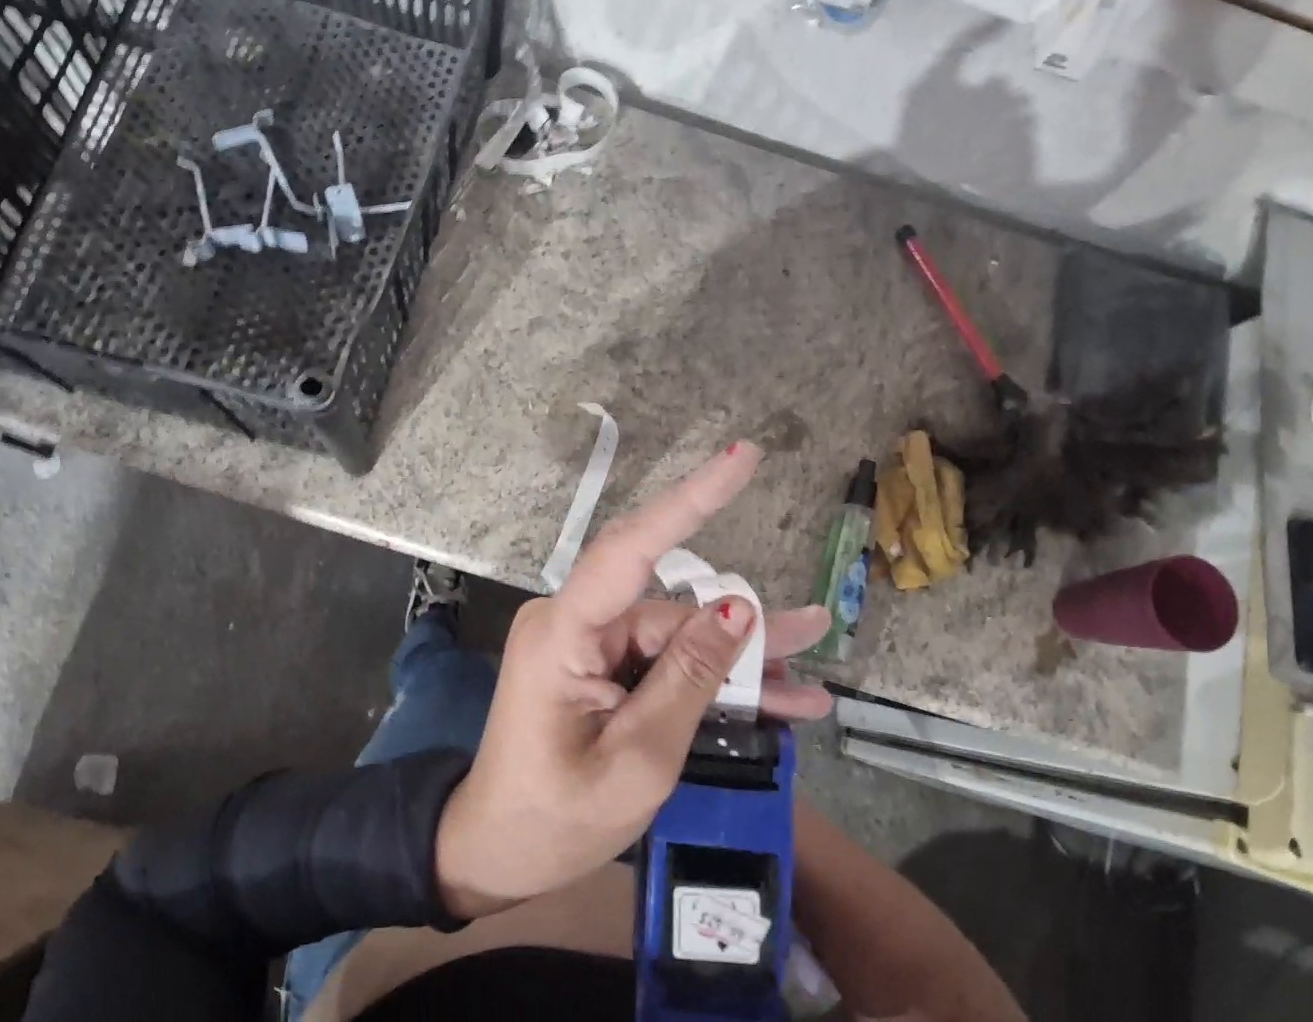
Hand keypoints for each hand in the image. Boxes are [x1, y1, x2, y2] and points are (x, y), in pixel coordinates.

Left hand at [434, 440, 832, 918]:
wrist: (496, 856)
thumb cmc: (557, 817)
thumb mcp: (639, 757)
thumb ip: (690, 679)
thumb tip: (737, 611)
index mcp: (566, 633)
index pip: (633, 548)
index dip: (690, 500)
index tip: (743, 457)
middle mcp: (576, 625)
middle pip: (672, 611)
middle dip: (744, 629)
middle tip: (816, 631)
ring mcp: (588, 649)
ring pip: (678, 642)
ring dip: (739, 667)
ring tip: (809, 683)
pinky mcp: (599, 673)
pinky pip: (664, 668)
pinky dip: (711, 688)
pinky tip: (773, 705)